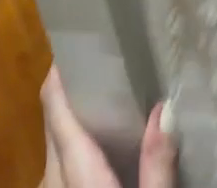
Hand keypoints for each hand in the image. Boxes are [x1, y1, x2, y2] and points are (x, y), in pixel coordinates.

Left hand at [40, 68, 174, 187]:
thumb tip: (166, 108)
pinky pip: (59, 161)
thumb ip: (156, 163)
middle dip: (74, 88)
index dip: (62, 69)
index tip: (83, 43)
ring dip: (75, 117)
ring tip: (111, 98)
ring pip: (55, 139)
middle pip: (53, 116)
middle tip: (108, 65)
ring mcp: (50, 187)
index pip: (52, 101)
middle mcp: (50, 174)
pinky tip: (104, 143)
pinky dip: (76, 143)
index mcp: (72, 168)